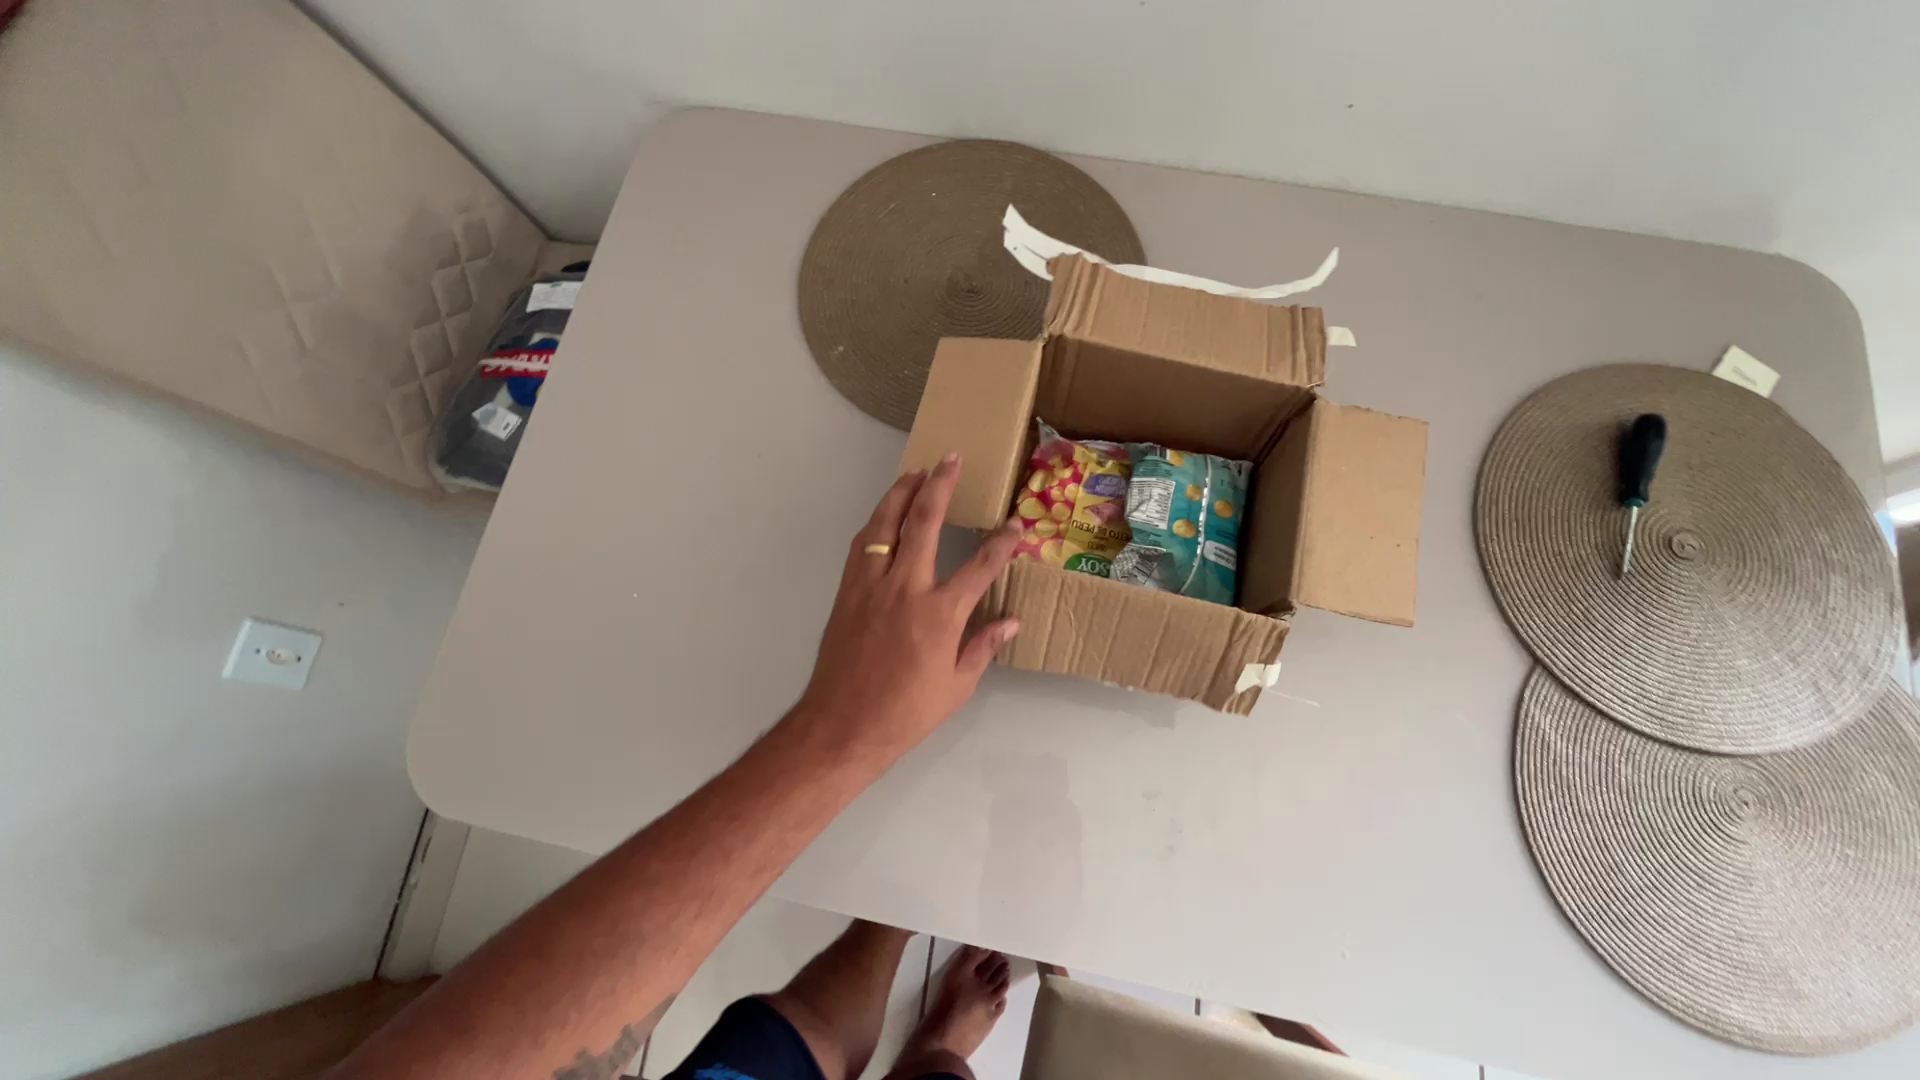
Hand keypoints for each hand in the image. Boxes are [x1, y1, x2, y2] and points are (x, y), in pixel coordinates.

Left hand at [795, 452, 1022, 757]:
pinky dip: (876, 523)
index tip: (1016, 524)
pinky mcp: (847, 592)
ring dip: (901, 493)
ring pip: (886, 525)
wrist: (842, 724)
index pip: (981, 566)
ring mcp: (872, 586)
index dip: (1003, 542)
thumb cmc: (905, 711)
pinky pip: (862, 546)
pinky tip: (883, 515)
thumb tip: (1010, 621)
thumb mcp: (956, 686)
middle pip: (925, 523)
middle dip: (940, 486)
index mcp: (941, 613)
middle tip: (951, 458)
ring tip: (916, 472)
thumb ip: (982, 647)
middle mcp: (906, 588)